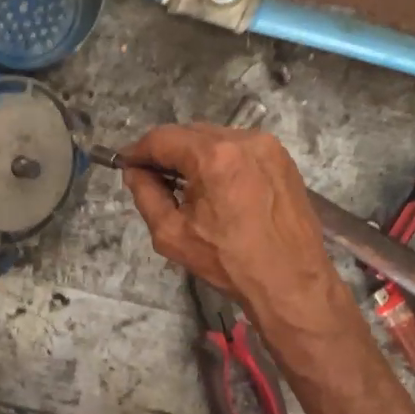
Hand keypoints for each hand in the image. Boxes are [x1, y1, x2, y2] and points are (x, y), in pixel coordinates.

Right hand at [122, 124, 342, 313]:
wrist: (290, 280)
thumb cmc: (227, 262)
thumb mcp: (171, 234)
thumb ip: (146, 195)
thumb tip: (135, 173)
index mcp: (214, 157)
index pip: (163, 138)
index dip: (138, 150)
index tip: (125, 165)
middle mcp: (244, 140)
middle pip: (190, 133)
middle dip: (166, 152)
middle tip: (150, 178)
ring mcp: (268, 147)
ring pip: (215, 138)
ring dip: (193, 156)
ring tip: (184, 187)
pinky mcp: (282, 159)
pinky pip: (239, 149)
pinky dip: (219, 161)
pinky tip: (214, 189)